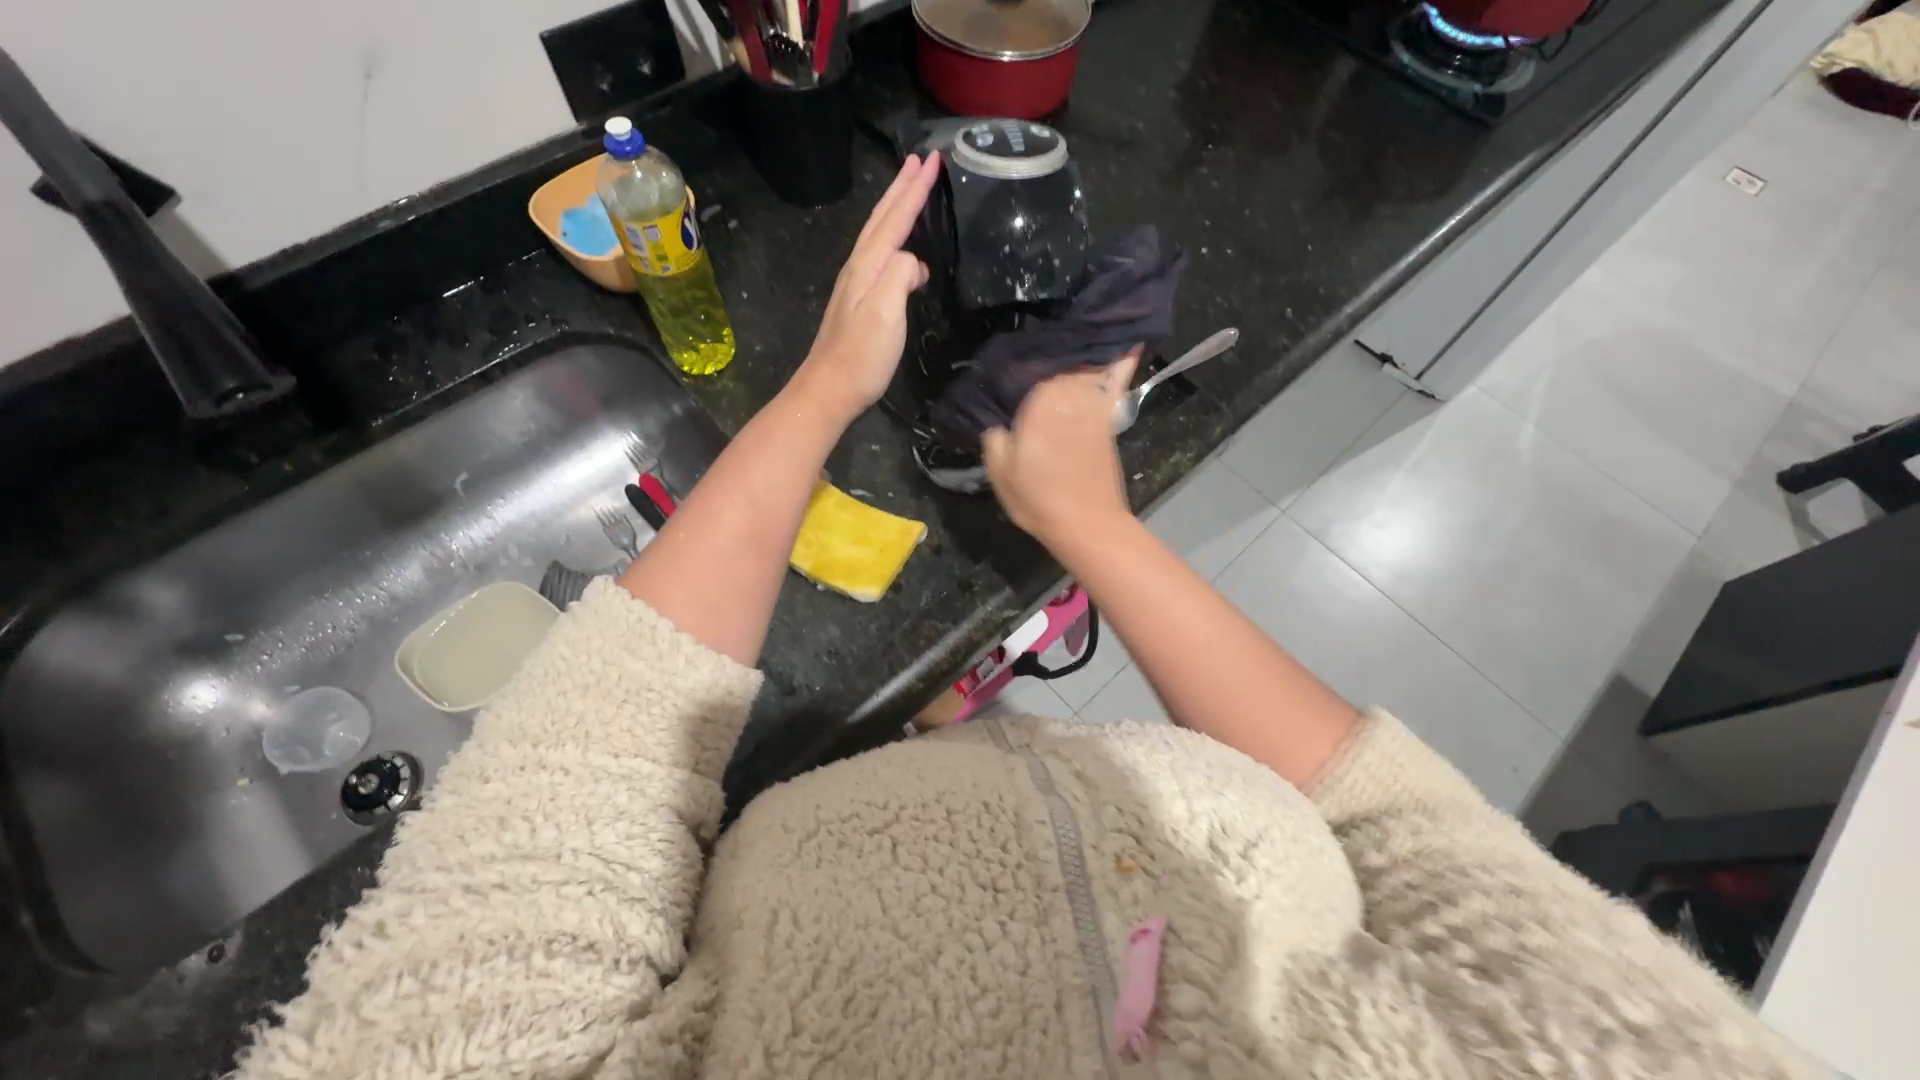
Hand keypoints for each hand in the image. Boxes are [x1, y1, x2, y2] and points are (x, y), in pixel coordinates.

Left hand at [792, 152, 941, 420]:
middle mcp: (859, 267)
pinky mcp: (859, 301)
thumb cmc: (861, 355)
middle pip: (883, 218)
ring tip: (911, 188)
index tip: (934, 159)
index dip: (915, 189)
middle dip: (903, 187)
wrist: (831, 389)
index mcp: (868, 265)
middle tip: (920, 159)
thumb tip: (915, 261)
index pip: (896, 218)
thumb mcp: (886, 312)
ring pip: (880, 234)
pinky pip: (882, 255)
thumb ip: (901, 275)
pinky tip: (906, 251)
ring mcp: (856, 284)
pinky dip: (896, 238)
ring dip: (896, 208)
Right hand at [982, 350, 1140, 549]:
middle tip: (1041, 339)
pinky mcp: (1107, 421)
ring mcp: (1091, 408)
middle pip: (1059, 363)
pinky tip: (1131, 345)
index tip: (1015, 350)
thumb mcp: (1001, 474)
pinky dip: (1122, 364)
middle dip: (1052, 350)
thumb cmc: (1039, 499)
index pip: (1031, 369)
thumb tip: (998, 423)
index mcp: (1038, 408)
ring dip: (1081, 351)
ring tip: (1075, 332)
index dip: (1024, 359)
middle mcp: (1067, 399)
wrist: (1087, 523)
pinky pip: (1114, 385)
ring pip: (1085, 368)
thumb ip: (995, 440)